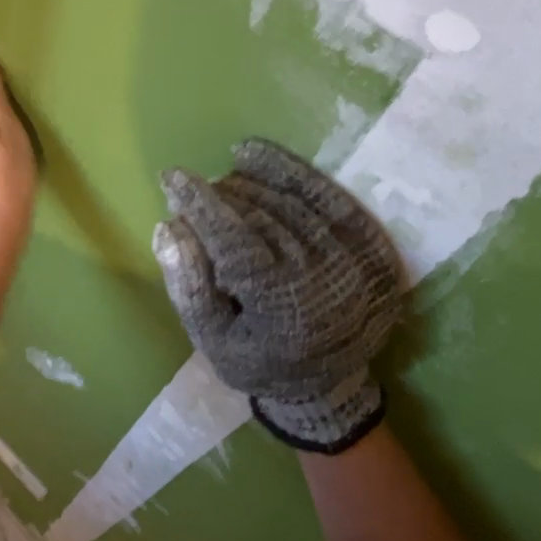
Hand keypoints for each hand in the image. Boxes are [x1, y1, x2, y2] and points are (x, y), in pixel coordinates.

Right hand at [151, 138, 404, 453]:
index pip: (233, 238)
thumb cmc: (259, 362)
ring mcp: (354, 257)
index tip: (172, 177)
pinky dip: (290, 171)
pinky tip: (256, 156)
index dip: (200, 204)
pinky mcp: (371, 245)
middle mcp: (324, 275)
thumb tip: (168, 225)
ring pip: (289, 199)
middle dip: (219, 195)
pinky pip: (327, 194)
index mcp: (282, 306)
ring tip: (219, 184)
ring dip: (247, 184)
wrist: (328, 384)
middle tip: (191, 191)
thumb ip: (187, 285)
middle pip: (261, 214)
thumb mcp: (211, 338)